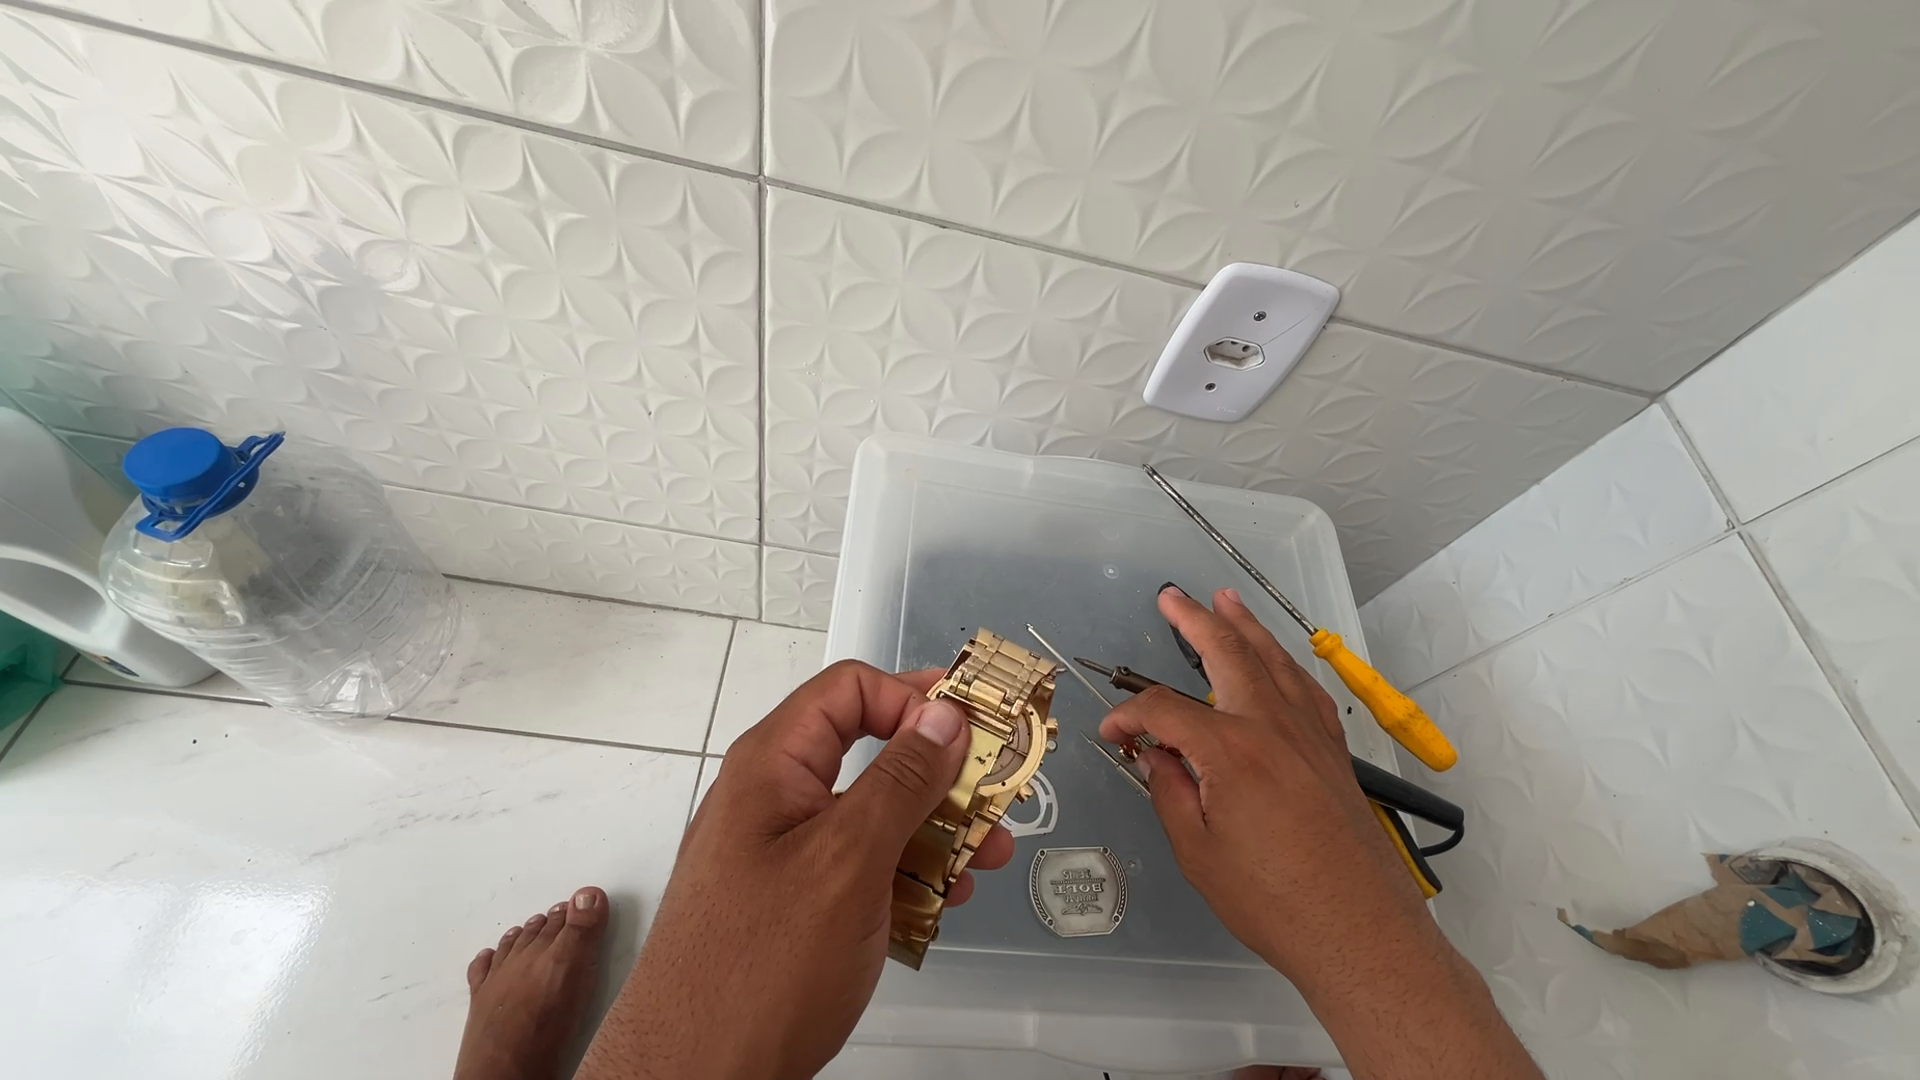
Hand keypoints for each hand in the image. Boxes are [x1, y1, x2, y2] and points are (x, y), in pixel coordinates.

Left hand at [578, 660, 1011, 1079]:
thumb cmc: (761, 966)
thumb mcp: (848, 860)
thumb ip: (901, 780)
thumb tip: (944, 716)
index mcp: (774, 763)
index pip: (850, 689)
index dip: (912, 699)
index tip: (969, 731)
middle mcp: (776, 795)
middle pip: (868, 749)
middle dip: (937, 769)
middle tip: (992, 788)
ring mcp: (784, 849)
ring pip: (871, 810)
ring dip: (932, 824)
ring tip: (983, 852)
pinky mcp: (795, 897)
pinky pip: (859, 860)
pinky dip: (904, 868)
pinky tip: (942, 893)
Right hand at [1103, 587, 1541, 1079]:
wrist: (1362, 935)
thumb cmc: (1271, 900)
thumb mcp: (1198, 851)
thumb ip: (1170, 791)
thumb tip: (1155, 754)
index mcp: (1230, 750)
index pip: (1164, 710)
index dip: (1129, 716)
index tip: (1112, 734)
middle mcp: (1272, 727)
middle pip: (1228, 654)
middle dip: (1196, 620)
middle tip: (1172, 596)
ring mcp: (1310, 735)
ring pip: (1274, 661)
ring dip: (1246, 626)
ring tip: (1226, 599)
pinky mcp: (1333, 753)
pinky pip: (1306, 690)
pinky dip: (1285, 664)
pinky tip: (1277, 659)